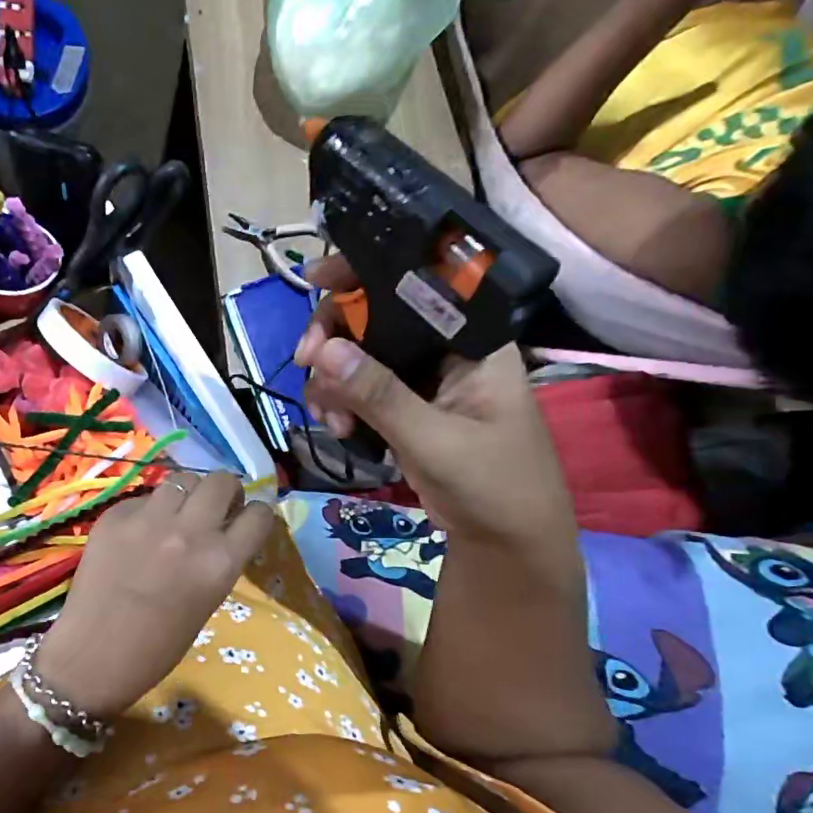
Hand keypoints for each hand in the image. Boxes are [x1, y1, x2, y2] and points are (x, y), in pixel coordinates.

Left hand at [31, 472, 274, 718]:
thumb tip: (222, 532)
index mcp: (220, 562)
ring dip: (188, 494)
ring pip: (182, 479)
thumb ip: (219, 561)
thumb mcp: (207, 602)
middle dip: (225, 491)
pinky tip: (140, 533)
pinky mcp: (115, 515)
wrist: (93, 655)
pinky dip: (150, 510)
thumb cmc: (158, 646)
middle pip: (221, 481)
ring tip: (178, 513)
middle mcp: (190, 532)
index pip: (259, 515)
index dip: (256, 515)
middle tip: (216, 507)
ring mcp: (149, 519)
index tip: (247, 519)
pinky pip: (144, 498)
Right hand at [294, 257, 576, 555]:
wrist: (506, 543)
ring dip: (333, 381)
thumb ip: (379, 394)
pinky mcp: (406, 407)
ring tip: (332, 421)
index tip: (316, 278)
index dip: (367, 269)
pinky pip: (361, 389)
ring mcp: (424, 379)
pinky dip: (342, 404)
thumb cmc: (493, 486)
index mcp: (473, 338)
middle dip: (336, 337)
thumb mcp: (434, 440)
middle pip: (378, 314)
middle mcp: (446, 348)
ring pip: (362, 354)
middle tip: (306, 364)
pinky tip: (338, 430)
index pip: (419, 280)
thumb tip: (322, 351)